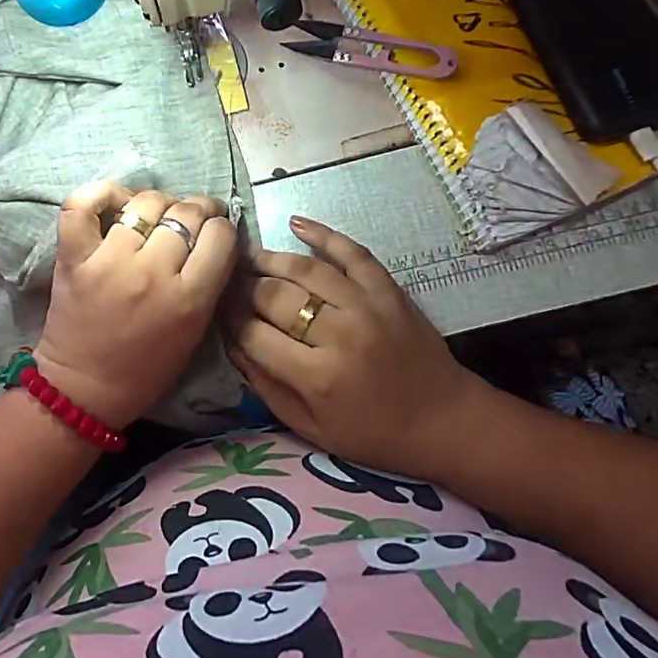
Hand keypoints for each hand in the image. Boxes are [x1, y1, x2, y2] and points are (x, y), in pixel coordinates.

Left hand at [34, 183, 238, 428]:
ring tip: (155, 213)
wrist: (85, 390)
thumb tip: (215, 240)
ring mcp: (111, 262)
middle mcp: (154, 274)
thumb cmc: (148, 368)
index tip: (215, 232)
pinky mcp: (74, 258)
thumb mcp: (196, 332)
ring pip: (145, 202)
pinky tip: (115, 200)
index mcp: (190, 298)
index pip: (220, 234)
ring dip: (157, 201)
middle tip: (191, 218)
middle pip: (187, 213)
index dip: (222, 227)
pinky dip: (99, 193)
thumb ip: (209, 285)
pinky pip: (82, 205)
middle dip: (197, 209)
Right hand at [225, 216, 486, 475]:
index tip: (215, 307)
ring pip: (306, 270)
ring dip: (270, 259)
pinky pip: (352, 252)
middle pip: (274, 297)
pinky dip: (324, 234)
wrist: (442, 419)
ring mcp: (367, 306)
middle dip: (242, 287)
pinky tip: (296, 224)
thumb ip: (267, 387)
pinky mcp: (388, 289)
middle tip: (226, 281)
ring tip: (248, 256)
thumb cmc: (372, 433)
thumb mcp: (311, 429)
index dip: (228, 318)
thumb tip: (232, 344)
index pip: (254, 334)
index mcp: (317, 377)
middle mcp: (339, 334)